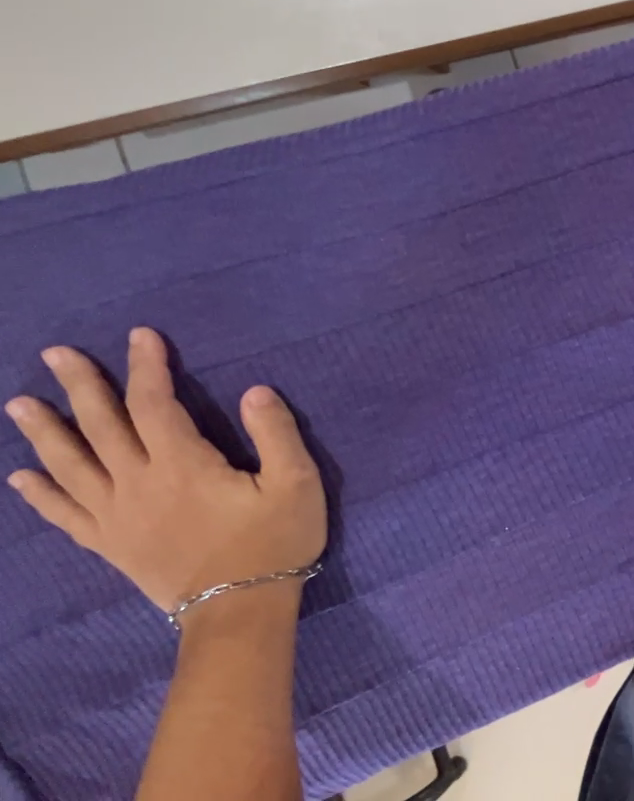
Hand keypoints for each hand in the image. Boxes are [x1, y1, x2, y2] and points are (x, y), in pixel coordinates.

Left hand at [6, 328, 326, 614]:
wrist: (238, 605)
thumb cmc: (276, 538)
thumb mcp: (297, 482)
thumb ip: (276, 434)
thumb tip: (254, 390)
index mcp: (184, 466)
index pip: (156, 405)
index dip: (147, 368)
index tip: (141, 336)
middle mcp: (137, 484)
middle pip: (102, 427)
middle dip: (82, 387)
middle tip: (57, 353)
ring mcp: (115, 516)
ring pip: (70, 465)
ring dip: (45, 432)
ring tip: (21, 403)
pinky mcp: (109, 542)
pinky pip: (63, 513)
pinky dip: (39, 492)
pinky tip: (23, 475)